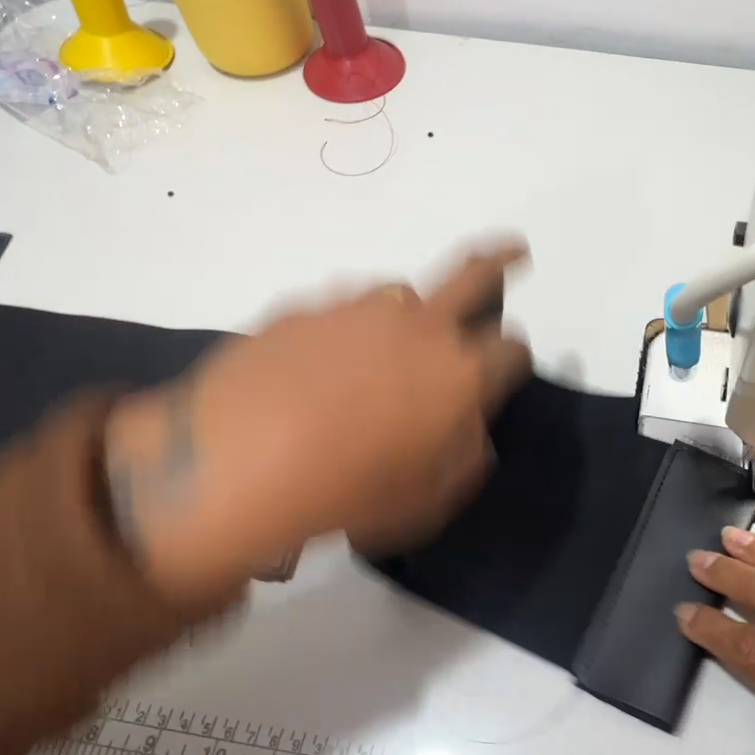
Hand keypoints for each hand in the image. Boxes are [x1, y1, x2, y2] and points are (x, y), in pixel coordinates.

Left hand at [104, 242, 532, 603]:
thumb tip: (471, 432)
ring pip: (400, 293)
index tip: (509, 366)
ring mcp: (356, 309)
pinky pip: (339, 311)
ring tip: (386, 350)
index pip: (511, 349)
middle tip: (515, 253)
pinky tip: (322, 367)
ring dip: (408, 314)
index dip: (516, 358)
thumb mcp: (426, 500)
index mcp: (459, 372)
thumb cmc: (350, 492)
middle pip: (474, 272)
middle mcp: (416, 325)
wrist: (238, 465)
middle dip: (503, 258)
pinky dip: (346, 330)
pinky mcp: (302, 309)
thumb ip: (463, 459)